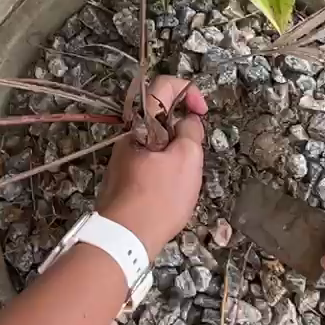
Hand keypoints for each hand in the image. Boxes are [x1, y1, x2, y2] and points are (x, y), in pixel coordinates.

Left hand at [96, 75, 206, 253]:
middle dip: (183, 130)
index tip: (201, 112)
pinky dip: (164, 171)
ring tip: (184, 181)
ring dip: (175, 154)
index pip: (163, 85)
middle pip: (160, 117)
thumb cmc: (158, 197)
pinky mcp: (123, 179)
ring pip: (157, 142)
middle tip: (193, 154)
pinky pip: (150, 163)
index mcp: (141, 123)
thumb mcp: (187, 160)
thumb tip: (187, 122)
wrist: (124, 239)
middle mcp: (128, 136)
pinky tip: (170, 194)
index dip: (188, 90)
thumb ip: (190, 132)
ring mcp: (123, 158)